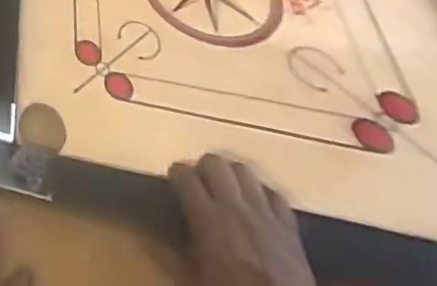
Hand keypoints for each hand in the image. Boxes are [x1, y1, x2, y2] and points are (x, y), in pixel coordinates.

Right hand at [169, 155, 314, 285]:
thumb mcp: (194, 280)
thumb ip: (171, 257)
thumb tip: (148, 242)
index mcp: (207, 218)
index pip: (185, 175)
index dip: (177, 173)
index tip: (174, 181)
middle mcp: (234, 206)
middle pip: (215, 162)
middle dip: (204, 167)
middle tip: (201, 183)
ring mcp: (264, 213)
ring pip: (245, 171)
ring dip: (233, 175)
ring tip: (228, 189)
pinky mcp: (289, 227)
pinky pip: (275, 195)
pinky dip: (264, 195)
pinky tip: (258, 207)